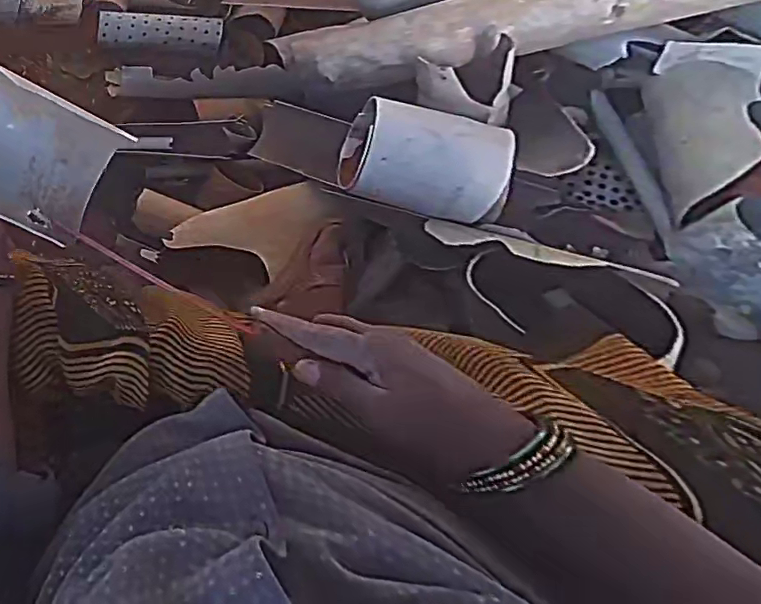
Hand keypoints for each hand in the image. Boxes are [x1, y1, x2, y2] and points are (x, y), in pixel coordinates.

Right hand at [252, 310, 538, 485]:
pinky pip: (366, 343)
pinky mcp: (416, 362)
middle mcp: (385, 339)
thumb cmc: (434, 432)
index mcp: (370, 347)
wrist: (505, 449)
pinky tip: (344, 361)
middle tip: (276, 332)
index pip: (314, 331)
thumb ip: (335, 385)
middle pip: (332, 326)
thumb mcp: (377, 413)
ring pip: (351, 333)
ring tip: (304, 346)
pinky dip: (345, 346)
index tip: (255, 310)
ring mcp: (404, 348)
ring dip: (325, 337)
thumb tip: (300, 364)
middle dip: (303, 327)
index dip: (282, 323)